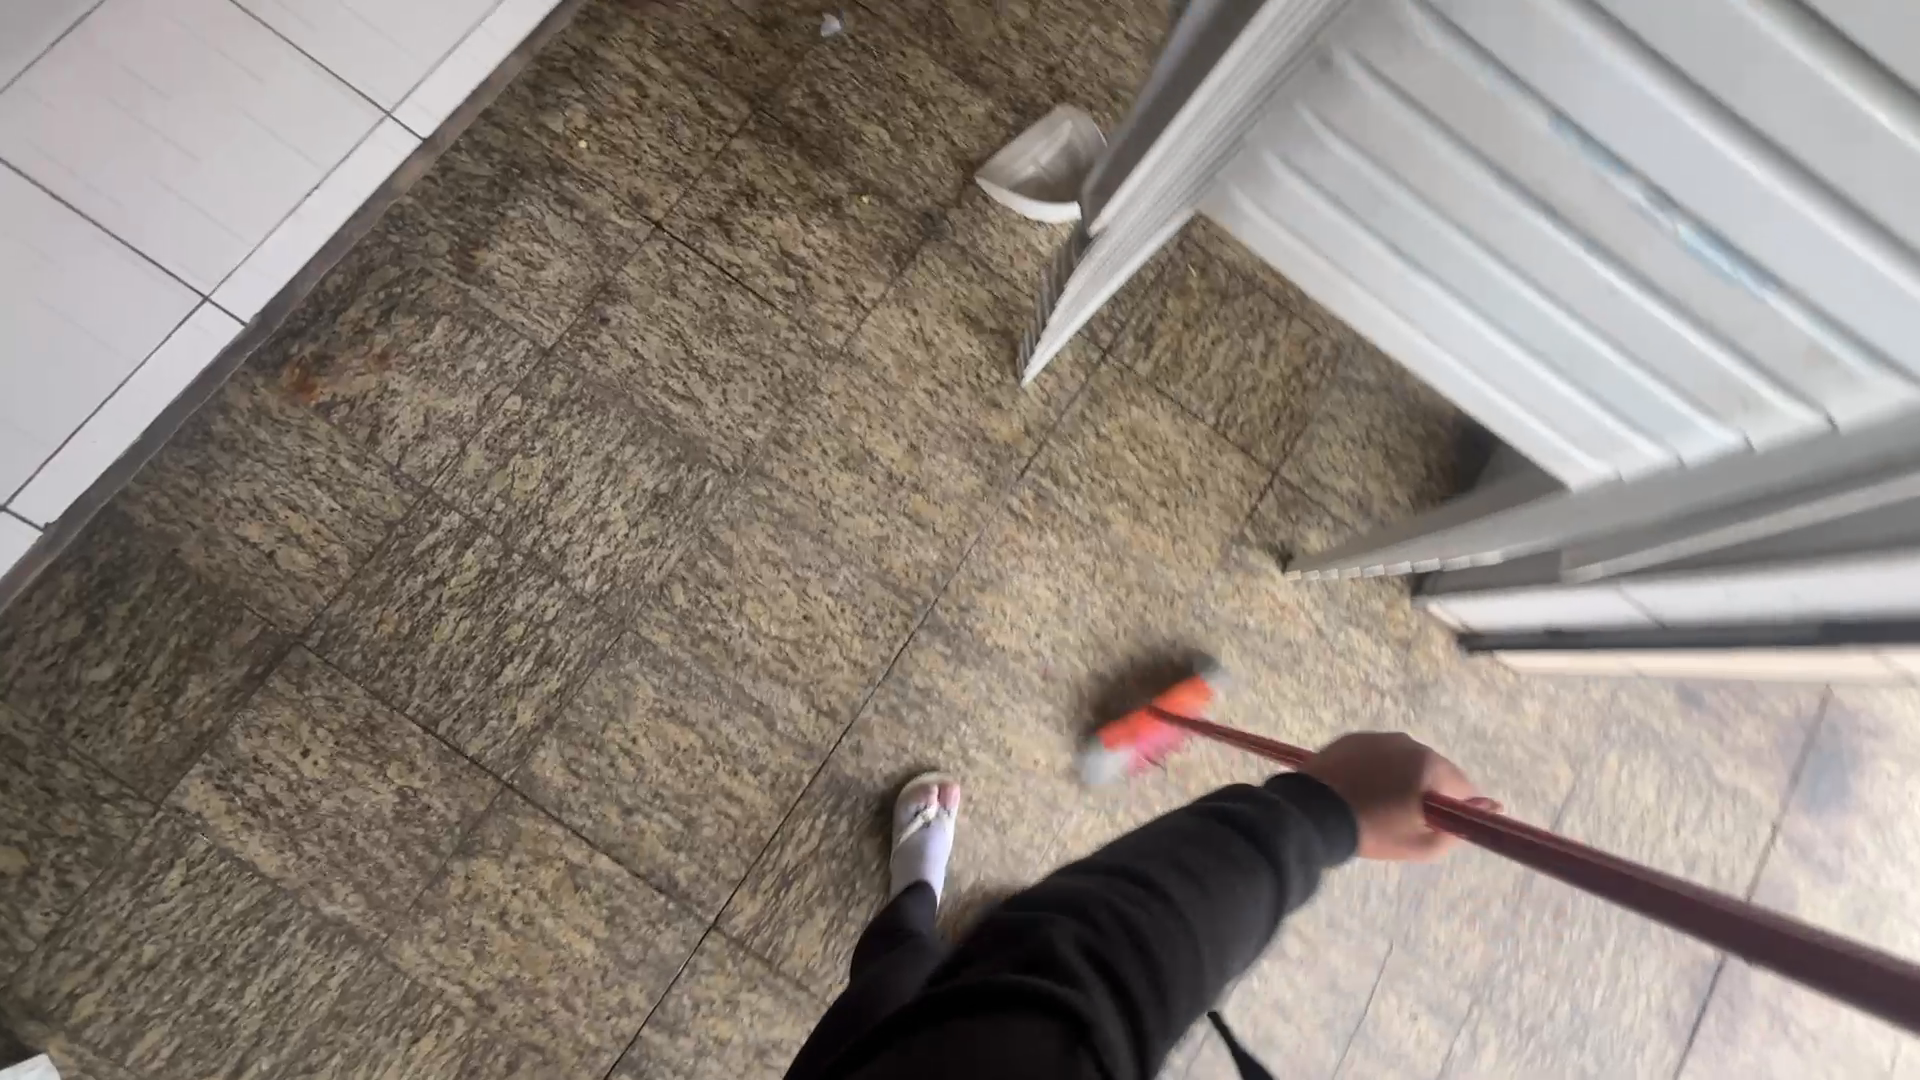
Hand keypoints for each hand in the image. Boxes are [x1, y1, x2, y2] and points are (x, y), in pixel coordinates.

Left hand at [1300, 732, 1498, 861]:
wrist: (1312, 812)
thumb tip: (1490, 806)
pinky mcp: (1349, 738)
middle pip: (1431, 770)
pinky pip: (1376, 756)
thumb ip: (1462, 826)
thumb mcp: (1425, 844)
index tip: (1433, 824)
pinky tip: (1360, 789)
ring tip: (1377, 804)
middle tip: (1402, 817)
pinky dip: (1375, 769)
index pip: (1462, 787)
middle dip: (1425, 791)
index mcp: (1429, 764)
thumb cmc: (1372, 830)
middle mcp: (1405, 742)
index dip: (1453, 809)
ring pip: (1403, 761)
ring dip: (1400, 778)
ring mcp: (1374, 737)